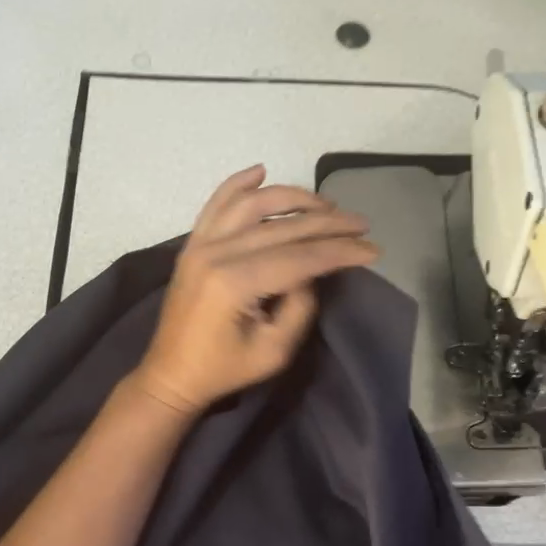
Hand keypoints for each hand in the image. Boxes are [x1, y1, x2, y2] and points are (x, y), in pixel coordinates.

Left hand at [132, 165, 377, 414]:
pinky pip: (216, 203)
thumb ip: (300, 305)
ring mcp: (200, 245)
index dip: (340, 251)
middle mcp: (216, 253)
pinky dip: (239, 184)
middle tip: (362, 224)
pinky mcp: (192, 244)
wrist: (173, 375)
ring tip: (325, 204)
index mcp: (234, 283)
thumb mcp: (274, 351)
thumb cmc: (226, 370)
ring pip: (252, 204)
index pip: (300, 257)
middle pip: (282, 227)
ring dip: (293, 198)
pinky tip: (262, 171)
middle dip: (328, 224)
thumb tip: (312, 270)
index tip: (373, 250)